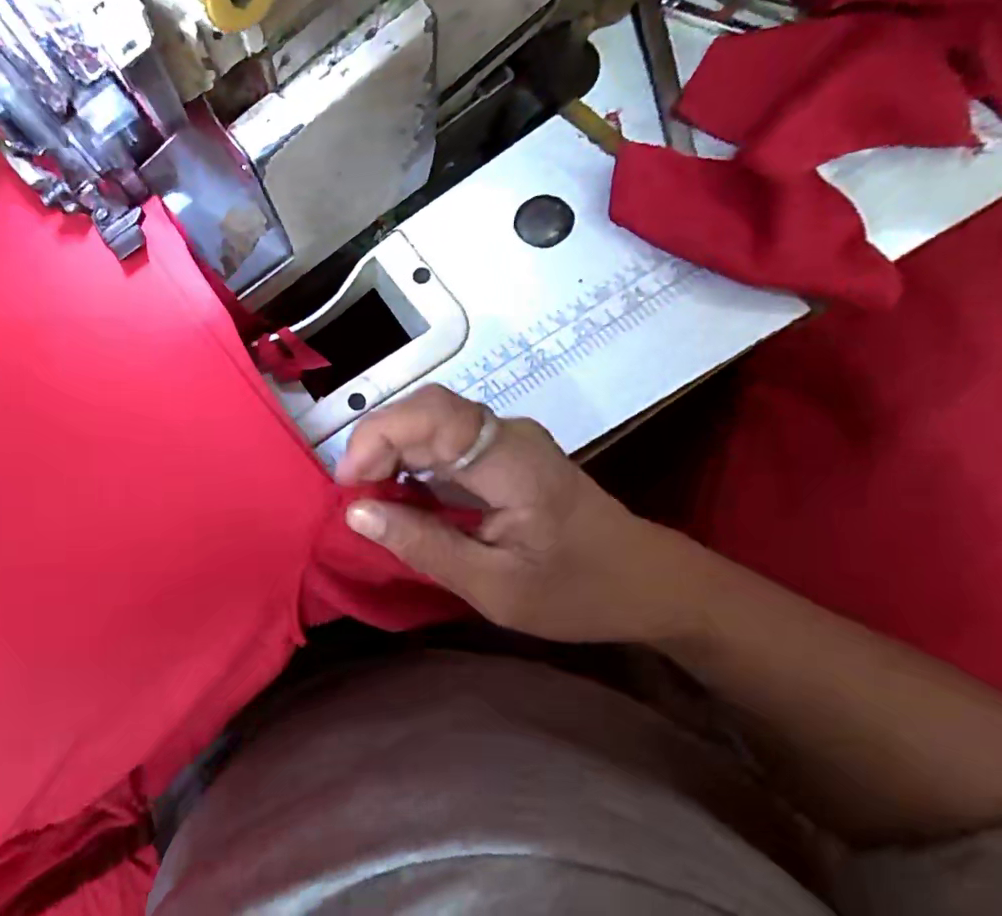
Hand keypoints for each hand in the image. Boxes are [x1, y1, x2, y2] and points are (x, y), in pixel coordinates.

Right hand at [335, 385, 727, 644]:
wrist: (651, 583)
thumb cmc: (580, 592)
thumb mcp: (497, 589)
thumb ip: (425, 546)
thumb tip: (357, 513)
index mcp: (514, 463)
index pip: (433, 416)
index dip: (379, 437)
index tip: (351, 487)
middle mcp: (509, 434)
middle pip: (425, 410)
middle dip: (375, 443)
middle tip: (354, 496)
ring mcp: (507, 437)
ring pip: (429, 419)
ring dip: (389, 450)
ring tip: (369, 498)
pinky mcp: (503, 449)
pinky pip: (443, 438)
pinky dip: (409, 459)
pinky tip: (399, 495)